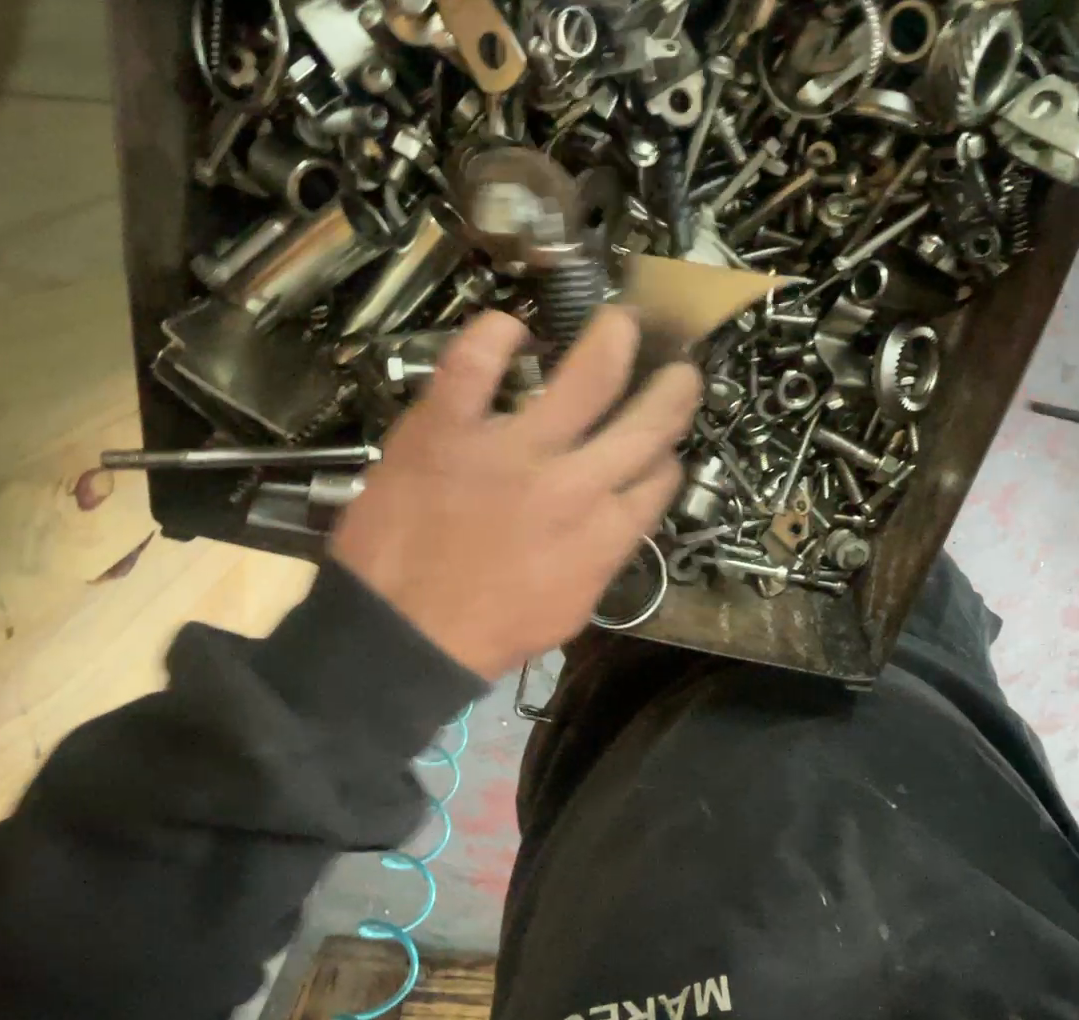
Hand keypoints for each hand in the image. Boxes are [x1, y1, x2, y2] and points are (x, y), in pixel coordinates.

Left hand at [331, 308, 700, 680]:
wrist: (398, 638)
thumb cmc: (486, 632)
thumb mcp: (571, 609)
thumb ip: (604, 555)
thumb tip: (619, 516)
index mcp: (605, 533)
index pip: (659, 478)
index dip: (667, 459)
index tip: (661, 452)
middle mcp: (575, 484)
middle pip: (645, 424)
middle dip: (672, 392)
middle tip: (680, 370)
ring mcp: (512, 449)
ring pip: (586, 378)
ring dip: (613, 343)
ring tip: (623, 322)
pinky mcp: (448, 428)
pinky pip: (475, 364)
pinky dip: (494, 336)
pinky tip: (510, 328)